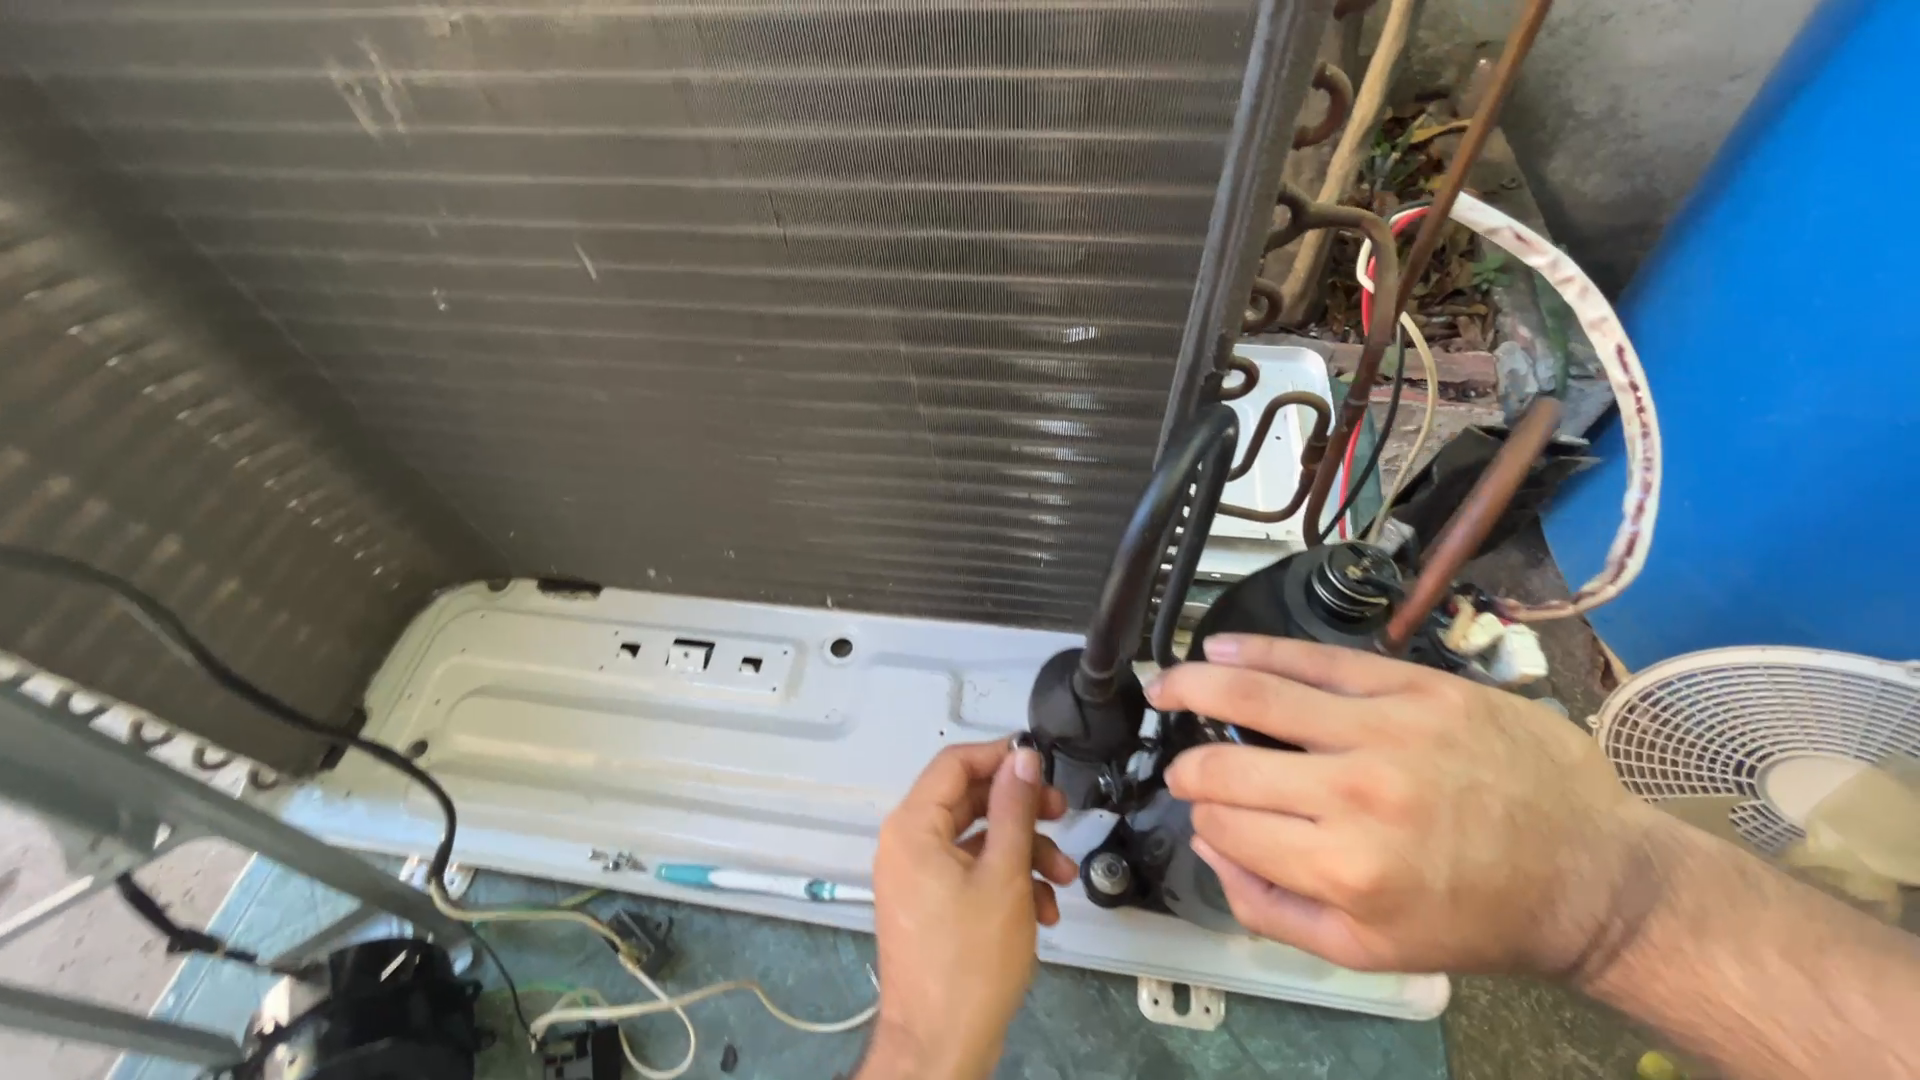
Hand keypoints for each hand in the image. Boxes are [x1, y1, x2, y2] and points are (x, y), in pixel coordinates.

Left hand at [860, 741, 1077, 1079]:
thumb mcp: (1005, 875)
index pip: (955, 763)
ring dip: (1024, 851)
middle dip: (1022, 810)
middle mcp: (907, 843)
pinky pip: (970, 873)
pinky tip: (1042, 910)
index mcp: (913, 826)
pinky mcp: (930, 904)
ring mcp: (917, 876)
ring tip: (1063, 877)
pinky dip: (1007, 881)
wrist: (940, 1048)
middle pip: (969, 801)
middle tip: (1062, 815)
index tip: (1042, 764)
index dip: (1001, 756)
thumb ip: (1015, 809)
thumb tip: (1023, 757)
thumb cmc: (971, 959)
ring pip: (976, 840)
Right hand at [1152, 633, 1657, 978]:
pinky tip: (1218, 646)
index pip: (1224, 826)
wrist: (1593, 874)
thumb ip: (1269, 909)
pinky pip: (1315, 659)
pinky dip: (1255, 649)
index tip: (1211, 817)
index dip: (1203, 820)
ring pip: (1256, 695)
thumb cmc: (1477, 918)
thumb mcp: (1369, 951)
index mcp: (1343, 871)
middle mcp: (1356, 796)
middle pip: (1225, 766)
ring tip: (1163, 682)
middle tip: (1180, 763)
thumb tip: (1209, 846)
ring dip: (1193, 686)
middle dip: (1188, 765)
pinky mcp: (1414, 687)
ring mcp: (1385, 731)